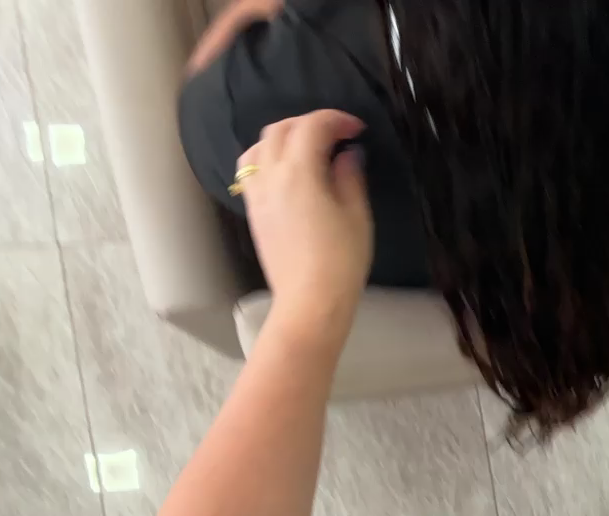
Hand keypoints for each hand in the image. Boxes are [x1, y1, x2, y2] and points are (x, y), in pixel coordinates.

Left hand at [235, 110, 372, 335]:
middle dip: (309, 123)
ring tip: (306, 149)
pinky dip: (267, 158)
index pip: (313, 126)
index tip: (356, 129)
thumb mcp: (357, 218)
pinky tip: (285, 172)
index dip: (336, 120)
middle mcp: (271, 174)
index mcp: (300, 172)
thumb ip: (350, 178)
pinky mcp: (254, 211)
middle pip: (282, 129)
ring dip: (284, 137)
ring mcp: (257, 193)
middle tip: (336, 135)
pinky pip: (251, 169)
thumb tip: (346, 155)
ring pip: (261, 145)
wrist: (310, 302)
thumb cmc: (341, 262)